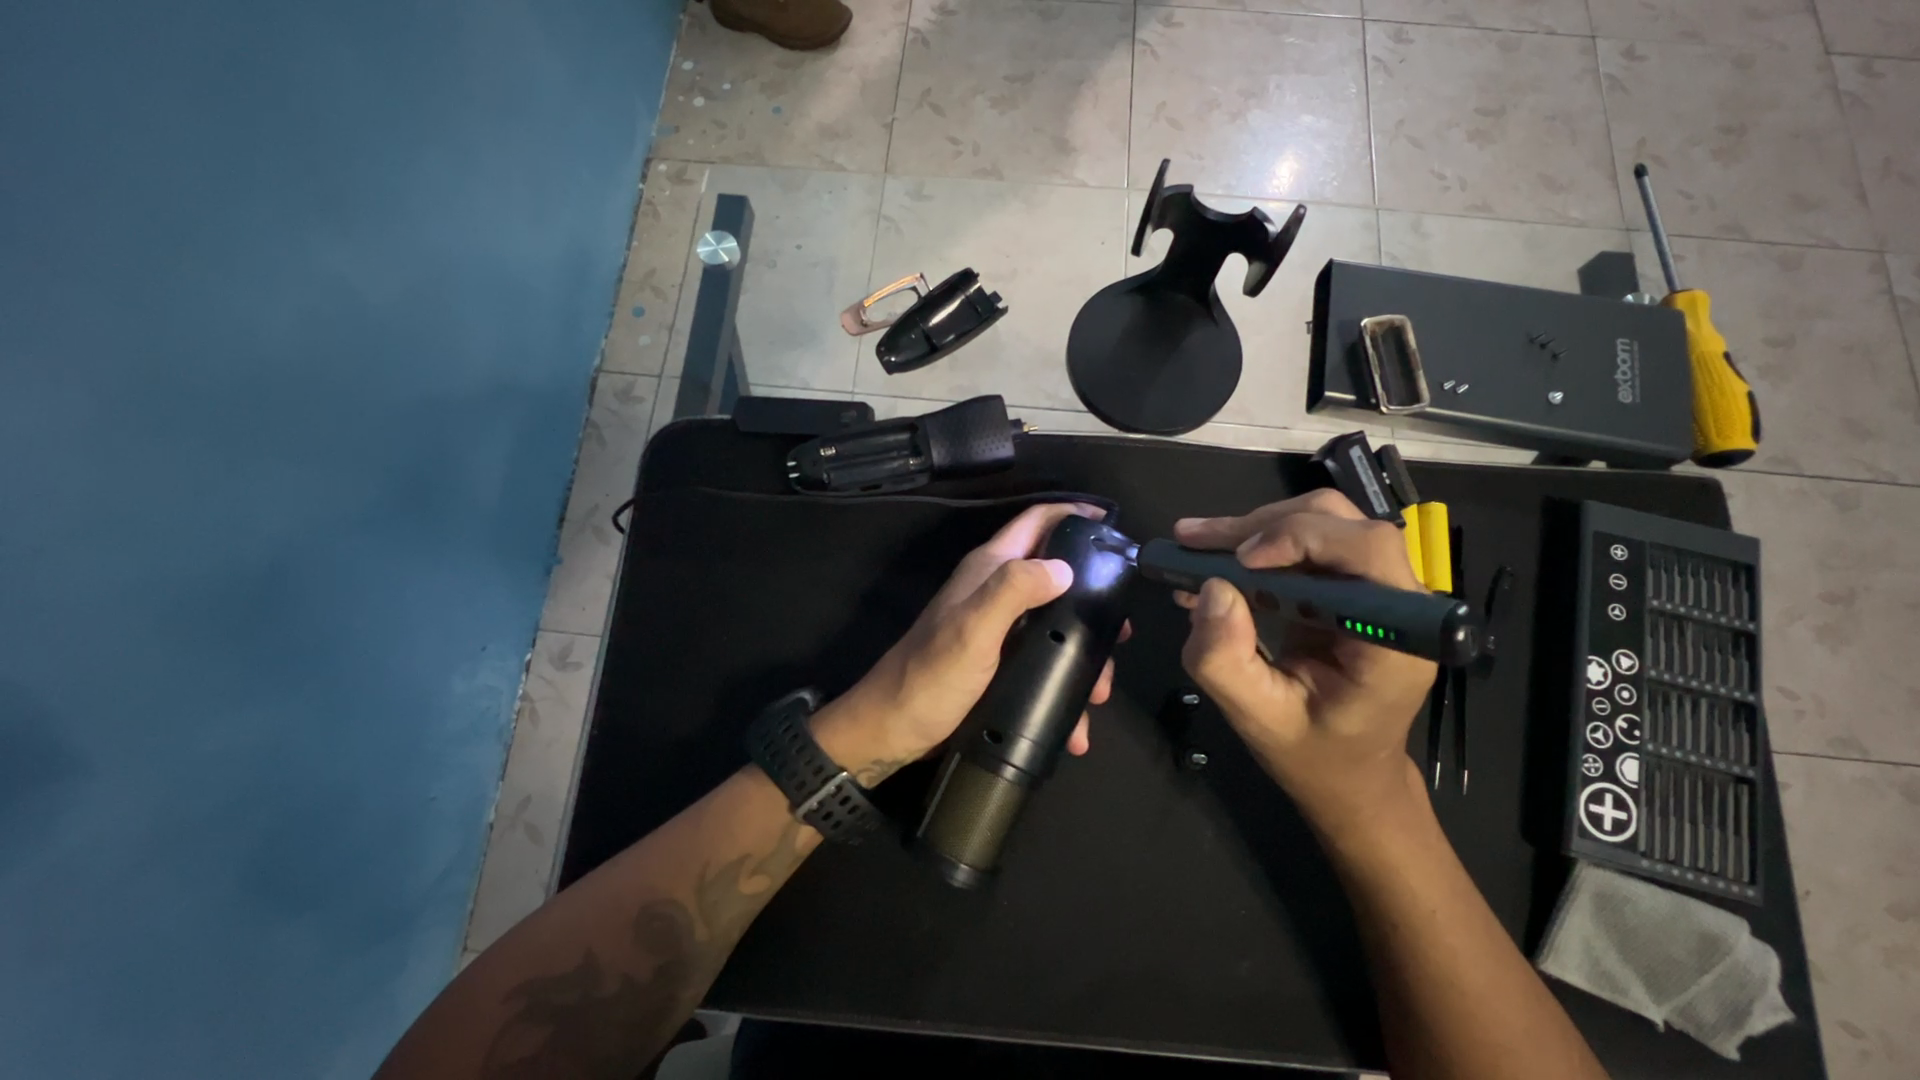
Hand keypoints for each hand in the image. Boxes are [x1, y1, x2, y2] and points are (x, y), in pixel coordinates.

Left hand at [814, 503, 1120, 781]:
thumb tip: (1065, 567)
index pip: (1035, 522)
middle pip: (1058, 578)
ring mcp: (999, 633)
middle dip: (1093, 603)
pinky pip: (1044, 670)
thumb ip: (1014, 590)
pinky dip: (1062, 693)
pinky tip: (1077, 726)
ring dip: (1083, 660)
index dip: (1074, 515)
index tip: (1115, 530)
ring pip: (1057, 630)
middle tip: (1120, 633)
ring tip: (1100, 693)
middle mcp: (996, 594)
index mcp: (989, 571)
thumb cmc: (930, 677)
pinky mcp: (1001, 668)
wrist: (893, 731)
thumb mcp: (974, 629)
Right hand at [1173, 490, 1434, 827]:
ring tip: (1195, 547)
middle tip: (1195, 542)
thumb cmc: (1314, 755)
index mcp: (1395, 639)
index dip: (1302, 537)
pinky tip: (1210, 563)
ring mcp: (1375, 590)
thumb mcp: (1258, 719)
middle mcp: (1397, 603)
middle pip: (1339, 521)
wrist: (1349, 774)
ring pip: (1320, 520)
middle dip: (1262, 526)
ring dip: (1254, 529)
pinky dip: (1256, 545)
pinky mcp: (1349, 588)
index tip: (1240, 562)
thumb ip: (1226, 661)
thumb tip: (1210, 589)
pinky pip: (1306, 544)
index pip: (1367, 550)